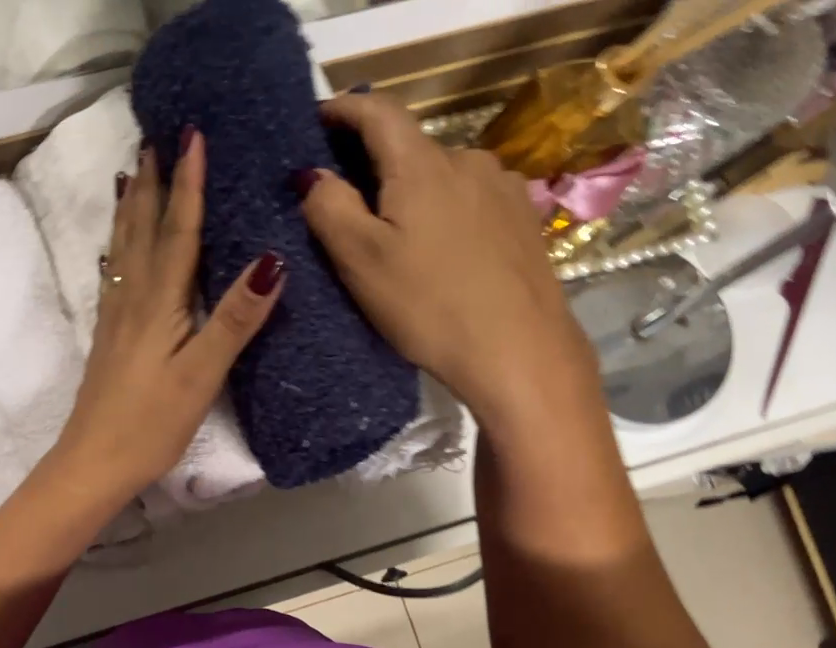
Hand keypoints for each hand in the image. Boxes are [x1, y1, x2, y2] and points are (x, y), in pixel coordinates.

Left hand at [51, 132, 286, 501]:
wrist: (92, 462)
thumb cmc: (150, 423)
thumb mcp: (201, 375)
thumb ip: (234, 320)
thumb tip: (271, 261)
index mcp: (158, 303)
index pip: (177, 231)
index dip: (188, 183)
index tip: (192, 135)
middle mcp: (132, 301)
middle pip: (143, 231)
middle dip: (153, 185)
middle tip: (152, 139)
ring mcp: (116, 320)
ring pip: (123, 251)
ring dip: (131, 210)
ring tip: (130, 176)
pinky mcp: (109, 340)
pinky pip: (115, 277)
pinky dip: (118, 250)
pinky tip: (115, 253)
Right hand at [293, 94, 597, 428]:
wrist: (517, 350)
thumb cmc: (427, 304)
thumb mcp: (359, 260)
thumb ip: (329, 208)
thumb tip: (314, 174)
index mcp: (421, 164)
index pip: (378, 112)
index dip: (343, 109)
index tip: (316, 119)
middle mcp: (466, 160)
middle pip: (409, 147)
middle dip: (373, 163)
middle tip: (342, 196)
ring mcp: (500, 188)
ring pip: (439, 176)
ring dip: (409, 192)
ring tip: (389, 232)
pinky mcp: (521, 218)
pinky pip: (466, 200)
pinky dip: (439, 211)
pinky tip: (434, 249)